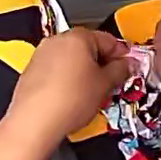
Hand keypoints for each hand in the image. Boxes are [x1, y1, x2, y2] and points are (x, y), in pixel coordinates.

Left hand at [4, 29, 129, 143]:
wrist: (34, 123)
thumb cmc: (68, 100)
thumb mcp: (106, 84)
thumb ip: (121, 69)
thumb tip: (126, 64)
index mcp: (78, 36)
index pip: (109, 40)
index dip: (122, 55)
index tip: (128, 67)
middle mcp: (57, 41)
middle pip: (89, 48)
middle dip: (102, 65)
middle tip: (112, 82)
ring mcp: (41, 55)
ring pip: (72, 60)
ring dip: (85, 73)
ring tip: (93, 94)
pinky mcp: (31, 72)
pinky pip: (57, 71)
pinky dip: (67, 81)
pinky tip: (73, 98)